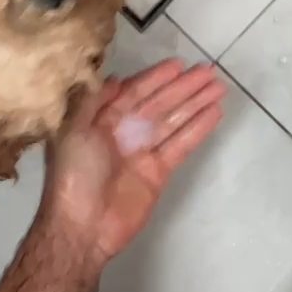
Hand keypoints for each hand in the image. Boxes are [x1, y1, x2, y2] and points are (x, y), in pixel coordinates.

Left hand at [39, 60, 225, 264]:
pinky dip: (197, 128)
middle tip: (208, 70)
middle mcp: (124, 133)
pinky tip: (214, 112)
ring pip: (173, 121)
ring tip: (218, 86)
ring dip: (195, 103)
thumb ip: (93, 102)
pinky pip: (181, 145)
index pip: (134, 92)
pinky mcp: (159, 172)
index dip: (156, 78)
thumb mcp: (73, 131)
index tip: (179, 64)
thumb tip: (116, 79)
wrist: (82, 226)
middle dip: (182, 87)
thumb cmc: (74, 174)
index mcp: (102, 120)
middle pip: (158, 104)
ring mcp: (143, 152)